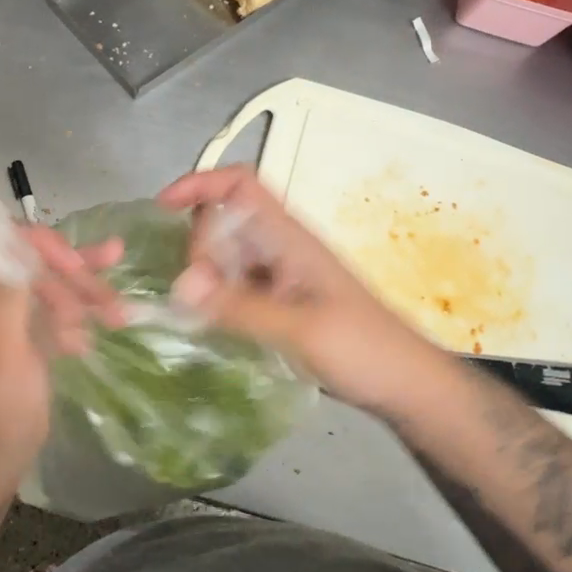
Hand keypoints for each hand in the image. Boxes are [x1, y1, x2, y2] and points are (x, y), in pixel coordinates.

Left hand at [0, 229, 122, 495]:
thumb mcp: (0, 350)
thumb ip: (8, 290)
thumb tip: (18, 236)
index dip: (39, 246)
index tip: (75, 268)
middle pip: (26, 259)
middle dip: (69, 276)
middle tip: (107, 302)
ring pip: (43, 282)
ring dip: (80, 296)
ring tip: (116, 316)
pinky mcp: (16, 334)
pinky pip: (48, 309)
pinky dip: (73, 318)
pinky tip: (94, 334)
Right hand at [157, 166, 444, 414]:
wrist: (410, 388)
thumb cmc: (365, 351)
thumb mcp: (299, 331)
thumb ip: (238, 306)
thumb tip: (179, 284)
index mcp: (290, 238)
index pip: (240, 184)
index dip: (199, 184)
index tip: (161, 208)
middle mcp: (282, 247)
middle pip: (222, 221)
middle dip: (196, 246)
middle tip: (195, 293)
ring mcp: (280, 276)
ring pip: (225, 256)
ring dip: (203, 277)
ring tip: (198, 317)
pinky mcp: (280, 303)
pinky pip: (234, 287)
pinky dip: (215, 299)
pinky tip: (209, 329)